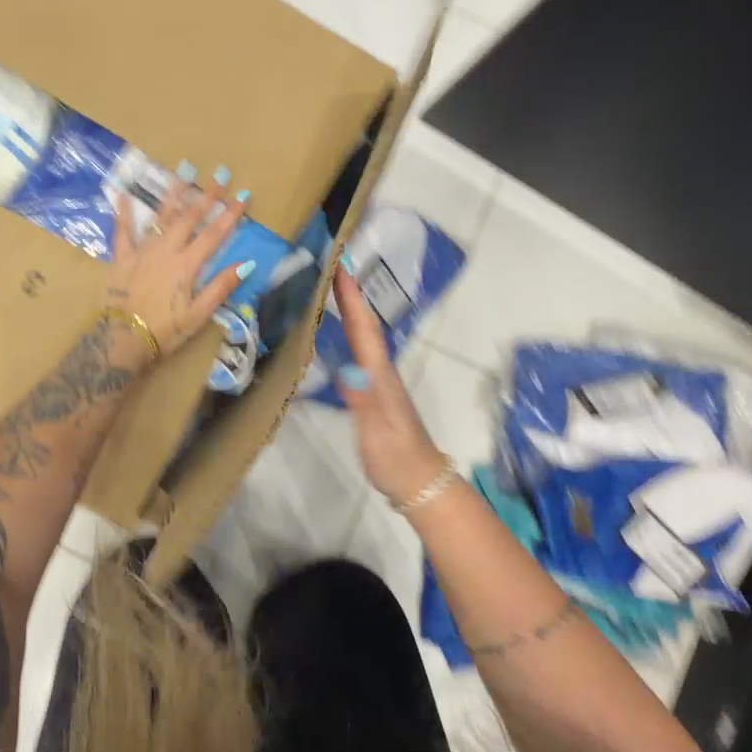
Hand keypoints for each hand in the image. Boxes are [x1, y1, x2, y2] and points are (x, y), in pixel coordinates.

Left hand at [104, 165, 251, 357]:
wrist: (122, 340)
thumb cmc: (164, 331)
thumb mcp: (198, 314)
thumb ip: (221, 287)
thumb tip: (247, 263)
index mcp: (187, 266)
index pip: (214, 235)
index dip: (230, 215)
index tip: (243, 196)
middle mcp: (166, 251)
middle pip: (189, 218)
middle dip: (206, 195)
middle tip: (220, 174)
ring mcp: (142, 251)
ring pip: (161, 217)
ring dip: (174, 193)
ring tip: (184, 170)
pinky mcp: (121, 258)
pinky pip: (122, 231)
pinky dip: (123, 212)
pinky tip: (123, 194)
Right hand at [333, 264, 445, 501]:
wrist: (420, 483)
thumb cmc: (396, 458)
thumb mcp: (377, 432)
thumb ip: (364, 402)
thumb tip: (349, 370)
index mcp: (380, 376)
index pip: (364, 330)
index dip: (352, 299)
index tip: (340, 267)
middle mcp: (381, 373)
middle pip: (365, 327)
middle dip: (350, 297)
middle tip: (332, 268)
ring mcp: (379, 383)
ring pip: (364, 338)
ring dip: (350, 312)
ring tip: (332, 291)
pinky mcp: (375, 394)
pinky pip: (360, 353)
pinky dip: (350, 335)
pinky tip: (340, 335)